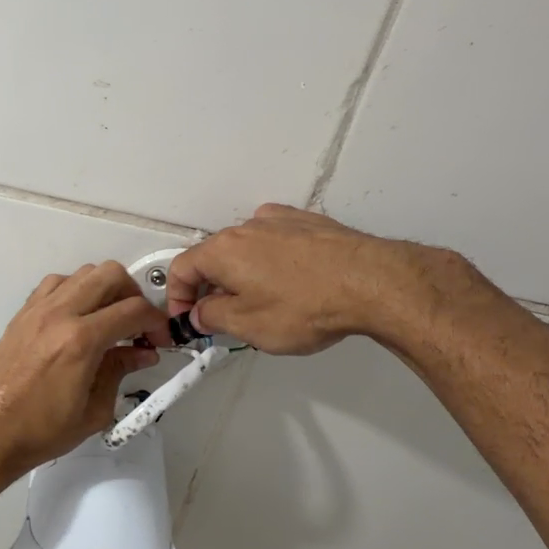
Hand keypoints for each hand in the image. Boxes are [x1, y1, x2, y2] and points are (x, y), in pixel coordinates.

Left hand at [0, 261, 163, 474]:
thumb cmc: (41, 431)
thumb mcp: (94, 410)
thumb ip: (120, 373)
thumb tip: (141, 354)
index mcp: (81, 341)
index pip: (133, 310)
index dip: (156, 322)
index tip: (159, 338)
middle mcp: (59, 315)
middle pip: (111, 275)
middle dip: (133, 295)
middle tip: (137, 324)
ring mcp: (37, 311)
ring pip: (82, 274)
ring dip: (104, 290)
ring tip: (109, 319)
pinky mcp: (22, 315)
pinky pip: (55, 285)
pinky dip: (75, 291)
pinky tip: (79, 317)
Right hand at [167, 203, 482, 354]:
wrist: (371, 284)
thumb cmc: (308, 305)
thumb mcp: (246, 326)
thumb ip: (213, 317)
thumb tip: (202, 313)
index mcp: (223, 250)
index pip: (181, 269)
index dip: (177, 298)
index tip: (188, 320)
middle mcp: (248, 228)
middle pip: (213, 257)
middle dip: (210, 289)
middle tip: (221, 320)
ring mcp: (282, 222)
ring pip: (247, 250)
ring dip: (242, 276)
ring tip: (260, 307)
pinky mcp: (311, 225)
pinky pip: (277, 243)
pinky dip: (272, 264)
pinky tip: (289, 287)